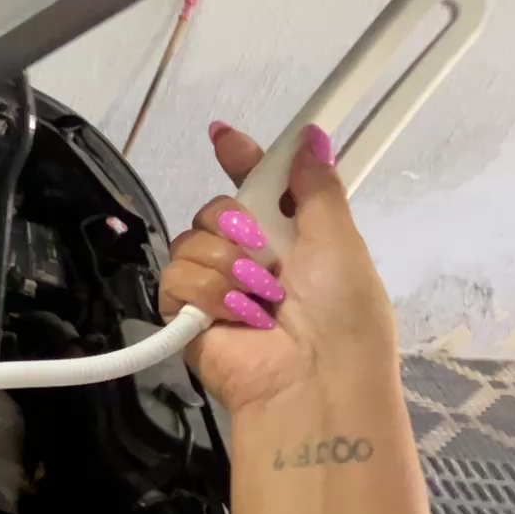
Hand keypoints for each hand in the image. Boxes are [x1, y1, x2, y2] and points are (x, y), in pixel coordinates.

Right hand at [160, 122, 398, 414]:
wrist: (308, 377)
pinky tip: (232, 315)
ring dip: (227, 269)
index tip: (223, 136)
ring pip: (189, 243)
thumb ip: (316, 188)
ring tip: (256, 300)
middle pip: (212, 211)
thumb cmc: (340, 314)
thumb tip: (312, 137)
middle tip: (264, 255)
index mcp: (286, 235)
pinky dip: (207, 294)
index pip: (252, 187)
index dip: (239, 159)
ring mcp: (211, 285)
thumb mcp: (340, 241)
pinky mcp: (183, 312)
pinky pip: (174, 279)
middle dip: (234, 227)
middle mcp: (245, 257)